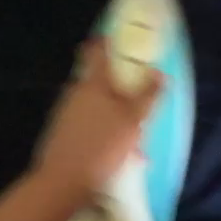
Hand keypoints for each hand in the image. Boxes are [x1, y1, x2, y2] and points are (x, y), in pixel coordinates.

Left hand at [31, 39, 164, 202]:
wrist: (61, 183)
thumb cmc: (101, 145)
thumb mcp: (133, 120)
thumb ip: (147, 94)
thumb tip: (159, 71)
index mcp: (92, 83)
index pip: (96, 51)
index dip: (105, 41)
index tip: (115, 37)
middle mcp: (75, 93)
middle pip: (98, 83)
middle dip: (119, 93)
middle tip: (138, 104)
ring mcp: (65, 115)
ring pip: (96, 110)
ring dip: (115, 122)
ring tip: (135, 145)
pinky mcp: (62, 136)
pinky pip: (89, 130)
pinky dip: (104, 138)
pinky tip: (119, 160)